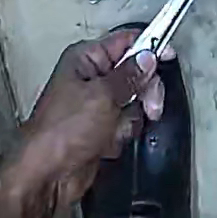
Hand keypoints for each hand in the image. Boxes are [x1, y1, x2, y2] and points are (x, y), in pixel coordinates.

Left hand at [11, 30, 166, 211]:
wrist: (47, 175)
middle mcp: (90, 76)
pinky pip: (125, 122)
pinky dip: (121, 133)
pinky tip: (107, 142)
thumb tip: (148, 57)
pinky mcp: (100, 127)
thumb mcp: (103, 96)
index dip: (148, 46)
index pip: (124, 42)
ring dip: (130, 117)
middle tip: (151, 105)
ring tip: (116, 130)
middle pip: (134, 72)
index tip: (169, 55)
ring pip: (133, 100)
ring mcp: (95, 103)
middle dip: (144, 90)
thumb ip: (130, 75)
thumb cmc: (63, 130)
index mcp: (86, 58)